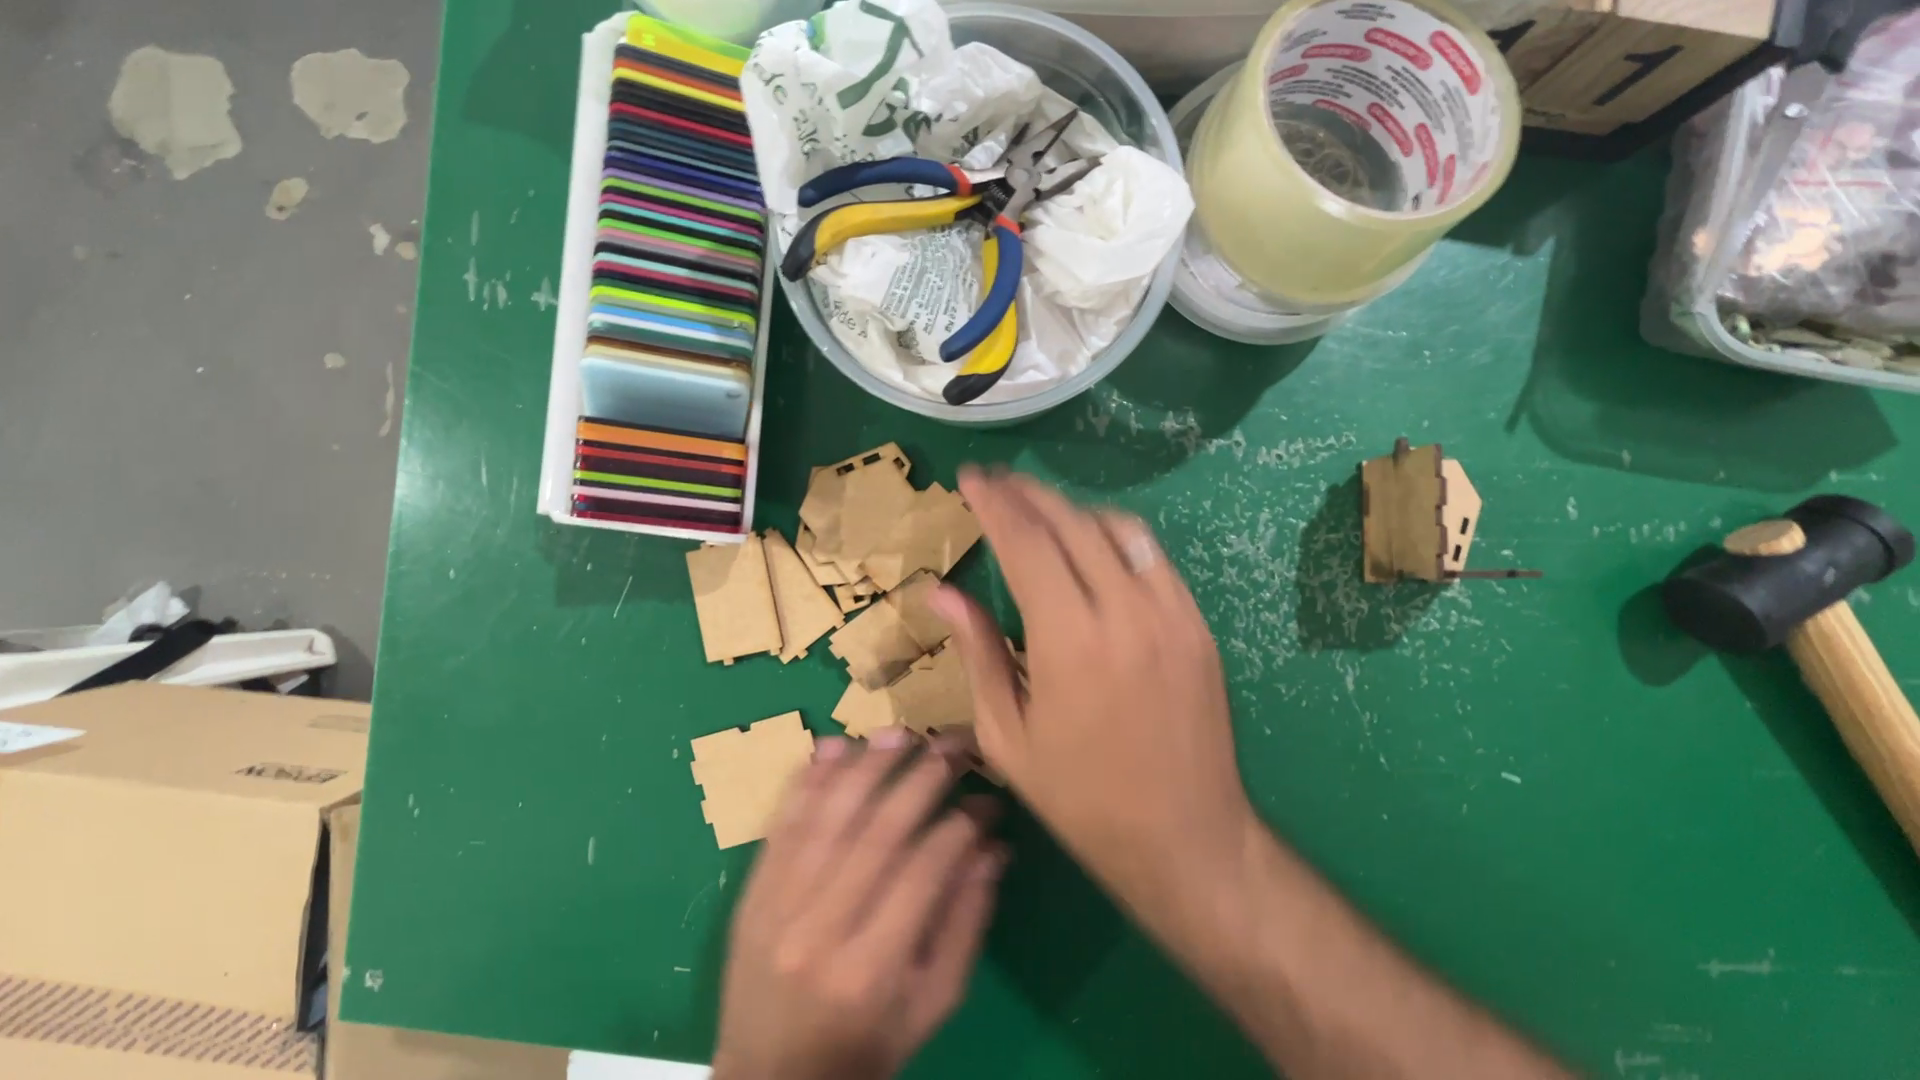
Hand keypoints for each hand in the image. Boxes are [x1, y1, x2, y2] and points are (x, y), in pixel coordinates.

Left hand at [713, 728, 1005, 1079]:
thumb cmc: (866, 1049)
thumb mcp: (931, 1005)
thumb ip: (964, 926)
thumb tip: (992, 849)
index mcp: (872, 969)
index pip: (923, 871)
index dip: (960, 826)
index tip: (987, 799)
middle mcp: (820, 930)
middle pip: (876, 834)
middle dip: (921, 780)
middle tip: (953, 745)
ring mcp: (776, 909)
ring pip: (826, 820)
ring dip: (864, 769)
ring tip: (898, 733)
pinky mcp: (751, 896)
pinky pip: (781, 828)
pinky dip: (807, 784)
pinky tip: (832, 748)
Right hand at [931, 468, 1255, 923]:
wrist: (1185, 837)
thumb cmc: (1081, 799)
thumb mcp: (1007, 736)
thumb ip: (976, 653)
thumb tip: (941, 591)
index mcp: (1069, 640)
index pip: (1026, 543)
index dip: (994, 503)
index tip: (970, 478)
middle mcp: (1125, 611)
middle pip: (1072, 523)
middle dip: (1028, 494)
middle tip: (996, 483)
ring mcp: (1171, 614)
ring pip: (1118, 529)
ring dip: (1072, 510)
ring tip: (1037, 511)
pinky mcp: (1198, 625)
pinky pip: (1153, 558)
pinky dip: (1115, 537)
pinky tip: (1092, 547)